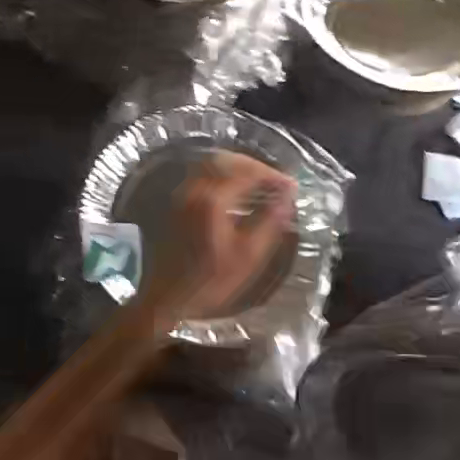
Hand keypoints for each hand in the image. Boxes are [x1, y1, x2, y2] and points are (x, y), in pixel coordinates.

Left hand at [139, 151, 296, 325]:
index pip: (248, 172)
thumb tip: (287, 197)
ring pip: (216, 167)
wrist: (167, 298)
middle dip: (257, 168)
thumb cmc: (210, 282)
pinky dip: (226, 178)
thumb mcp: (248, 256)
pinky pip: (206, 177)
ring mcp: (184, 195)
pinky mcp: (179, 203)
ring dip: (241, 170)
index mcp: (213, 200)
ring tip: (263, 186)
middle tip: (279, 183)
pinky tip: (239, 195)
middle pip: (229, 162)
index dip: (273, 176)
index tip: (291, 186)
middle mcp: (195, 190)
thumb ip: (270, 222)